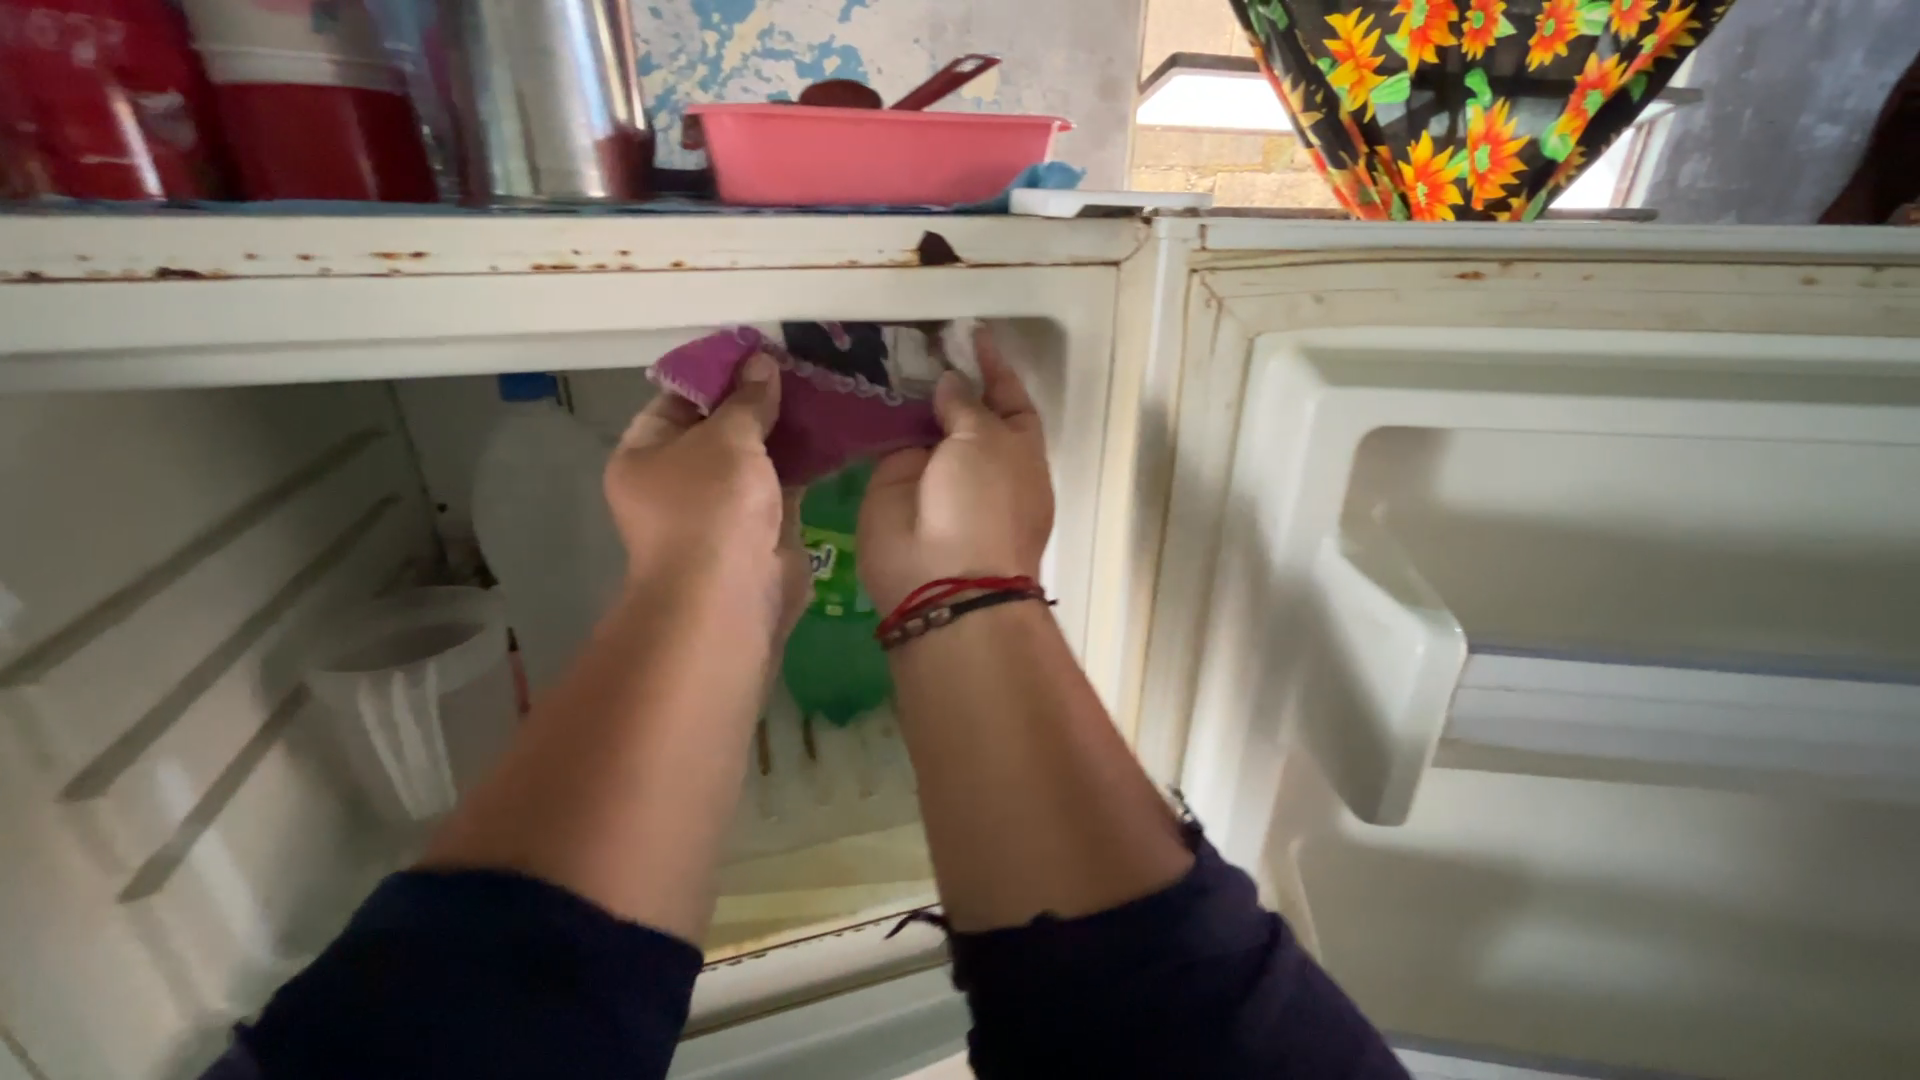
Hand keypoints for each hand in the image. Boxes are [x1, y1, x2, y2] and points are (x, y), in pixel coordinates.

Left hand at [606, 352, 809, 640]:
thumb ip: (747, 400)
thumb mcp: (725, 438)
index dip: (716, 372)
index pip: (677, 398)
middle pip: (721, 425)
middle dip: (758, 399)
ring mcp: (724, 504)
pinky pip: (784, 481)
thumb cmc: (710, 507)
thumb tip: (762, 363)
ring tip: (822, 388)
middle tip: (799, 366)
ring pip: (757, 454)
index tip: (757, 350)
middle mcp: (680, 477)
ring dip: (787, 428)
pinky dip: (805, 459)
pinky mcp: (764, 524)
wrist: (732, 595)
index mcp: (646, 452)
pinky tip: (833, 429)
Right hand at [858, 325, 1053, 613]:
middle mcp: (978, 462)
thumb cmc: (984, 506)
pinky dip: (880, 415)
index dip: (995, 369)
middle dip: (947, 376)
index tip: (975, 334)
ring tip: (891, 347)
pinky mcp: (892, 485)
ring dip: (910, 392)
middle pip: (964, 410)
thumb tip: (952, 381)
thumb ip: (968, 406)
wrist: (940, 579)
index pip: (1011, 402)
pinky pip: (887, 442)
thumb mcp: (988, 442)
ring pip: (922, 424)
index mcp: (1018, 454)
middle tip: (922, 336)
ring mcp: (934, 475)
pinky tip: (866, 380)